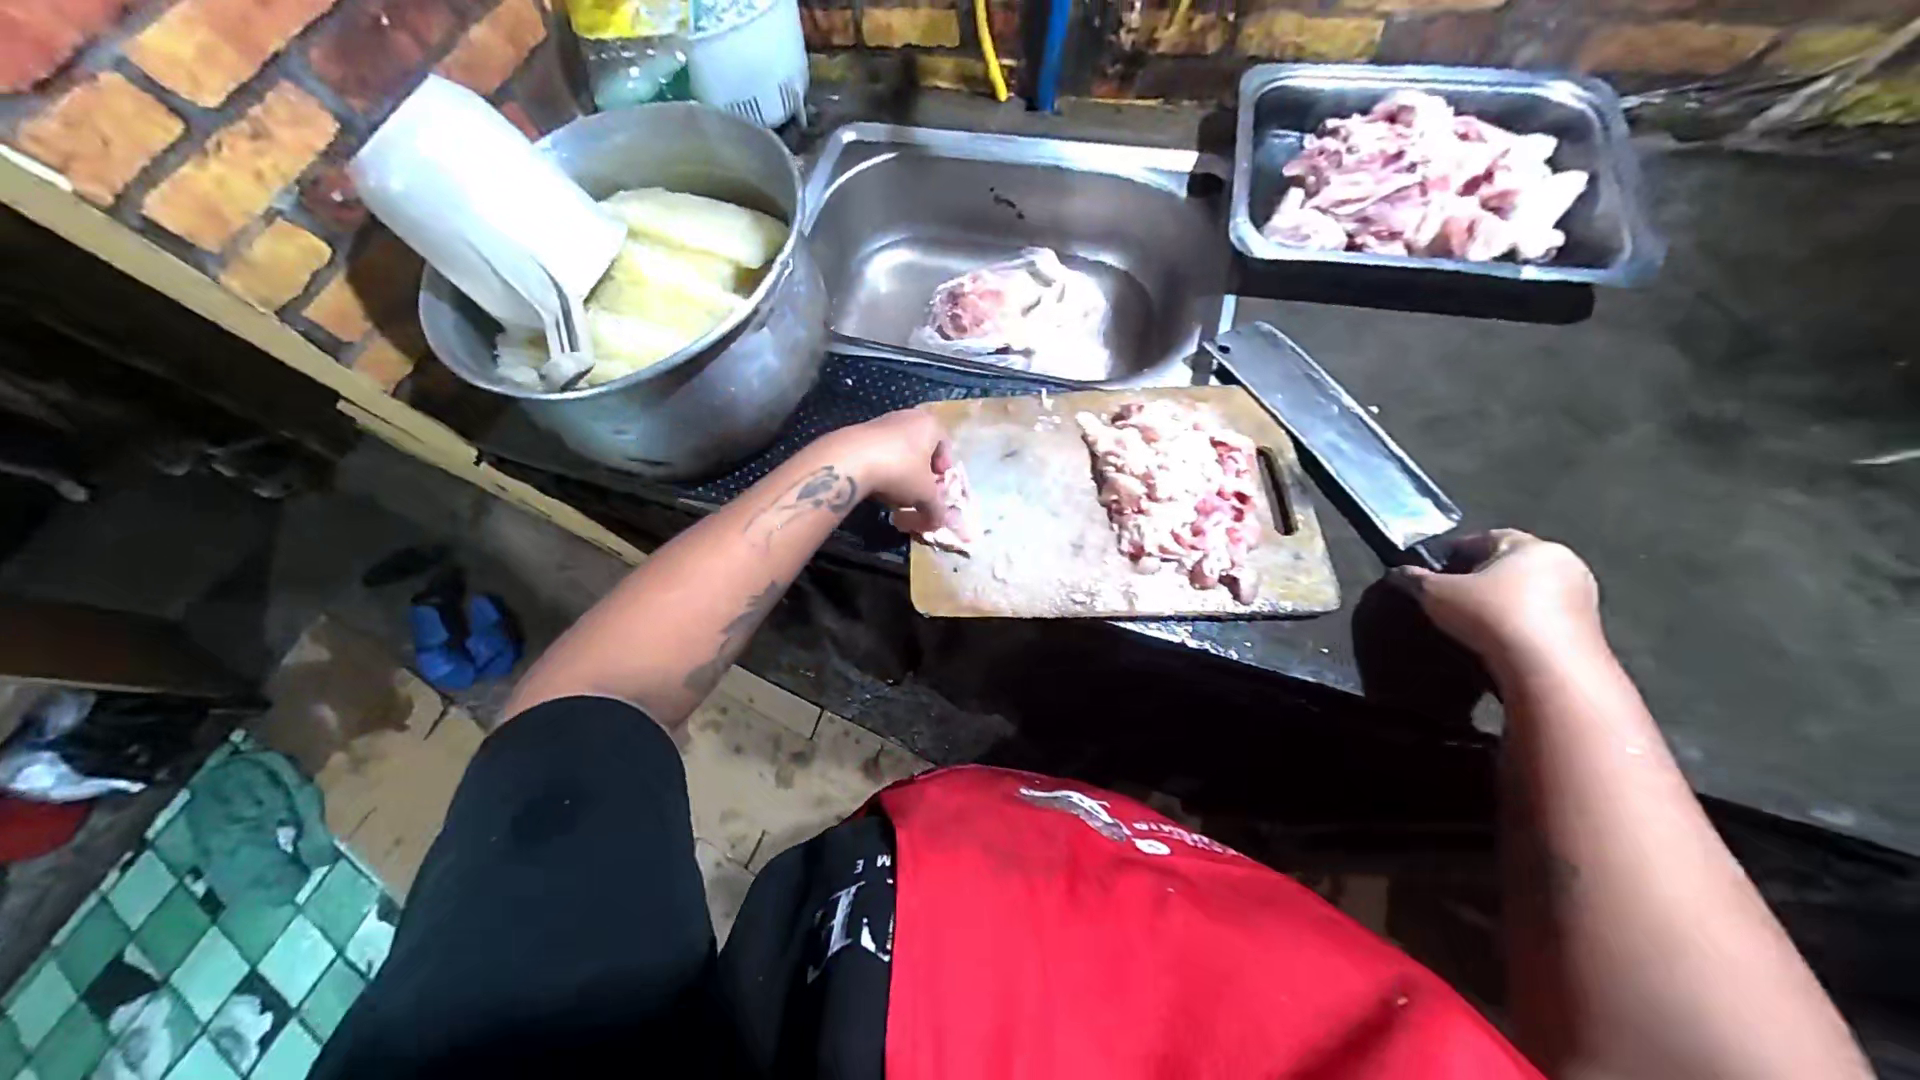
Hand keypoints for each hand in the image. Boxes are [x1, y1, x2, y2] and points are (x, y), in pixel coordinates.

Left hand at [825, 409, 951, 532]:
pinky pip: (879, 451)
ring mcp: (882, 422)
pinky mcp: (859, 432)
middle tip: (920, 490)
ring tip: (897, 491)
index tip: (938, 486)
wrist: (849, 460)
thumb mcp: (925, 495)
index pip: (945, 444)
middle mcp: (907, 417)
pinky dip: (882, 466)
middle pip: (921, 446)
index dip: (944, 468)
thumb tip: (939, 521)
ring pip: (899, 449)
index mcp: (929, 424)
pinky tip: (876, 484)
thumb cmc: (899, 471)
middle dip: (922, 471)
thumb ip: (937, 509)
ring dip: (902, 469)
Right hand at [1389, 529, 1602, 670]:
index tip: (1431, 573)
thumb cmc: (1492, 617)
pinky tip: (1498, 639)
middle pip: (1508, 564)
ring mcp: (1582, 596)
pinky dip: (1519, 622)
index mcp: (1532, 545)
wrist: (1550, 670)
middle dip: (1478, 577)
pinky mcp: (1588, 628)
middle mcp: (1564, 563)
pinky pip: (1542, 616)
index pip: (1484, 538)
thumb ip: (1413, 579)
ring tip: (1471, 622)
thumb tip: (1398, 573)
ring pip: (1526, 591)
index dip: (1452, 554)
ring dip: (1500, 602)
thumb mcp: (1435, 594)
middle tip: (1449, 597)